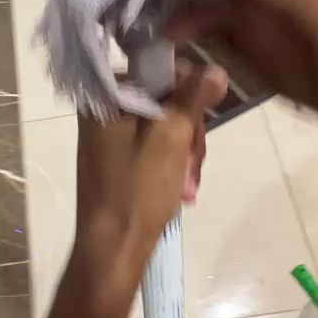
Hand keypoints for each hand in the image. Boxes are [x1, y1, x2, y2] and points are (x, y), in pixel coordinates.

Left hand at [71, 61, 229, 289]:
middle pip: (167, 102)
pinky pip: (156, 148)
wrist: (112, 249)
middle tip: (192, 166)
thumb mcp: (171, 138)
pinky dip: (173, 167)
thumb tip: (215, 67)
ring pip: (167, 127)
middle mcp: (103, 110)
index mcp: (105, 97)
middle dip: (188, 135)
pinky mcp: (119, 159)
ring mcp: (110, 136)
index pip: (160, 72)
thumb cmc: (137, 191)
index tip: (199, 126)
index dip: (188, 96)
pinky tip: (181, 191)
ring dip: (184, 156)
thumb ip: (193, 97)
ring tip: (188, 188)